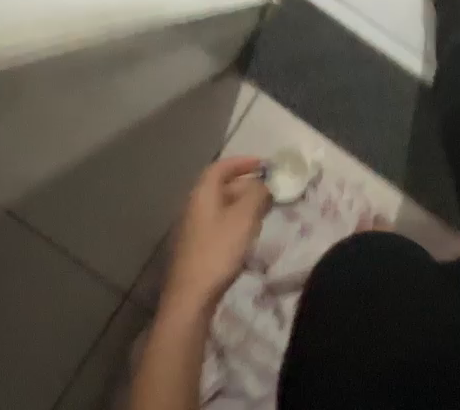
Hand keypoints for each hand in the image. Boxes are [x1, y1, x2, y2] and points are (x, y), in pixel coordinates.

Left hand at [162, 156, 270, 312]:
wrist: (191, 296)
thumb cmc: (219, 250)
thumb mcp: (244, 218)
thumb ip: (257, 195)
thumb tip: (263, 184)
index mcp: (203, 193)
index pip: (221, 167)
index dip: (242, 162)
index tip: (263, 165)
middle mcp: (194, 206)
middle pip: (221, 186)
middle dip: (246, 185)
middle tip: (269, 191)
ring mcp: (193, 228)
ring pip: (221, 207)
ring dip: (242, 205)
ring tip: (263, 212)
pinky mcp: (196, 248)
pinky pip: (218, 224)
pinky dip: (235, 221)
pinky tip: (247, 236)